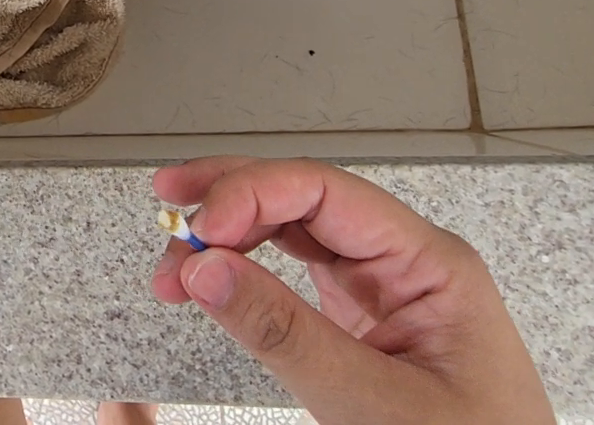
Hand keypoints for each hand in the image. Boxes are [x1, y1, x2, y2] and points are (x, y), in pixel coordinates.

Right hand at [151, 157, 551, 424]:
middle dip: (225, 201)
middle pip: (296, 195)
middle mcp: (398, 256)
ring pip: (283, 224)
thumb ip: (286, 335)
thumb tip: (201, 269)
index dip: (250, 193)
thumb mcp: (378, 409)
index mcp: (427, 261)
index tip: (198, 231)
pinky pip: (285, 265)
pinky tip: (209, 275)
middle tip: (166, 216)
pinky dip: (239, 266)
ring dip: (223, 233)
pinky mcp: (351, 308)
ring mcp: (374, 280)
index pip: (323, 191)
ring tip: (173, 261)